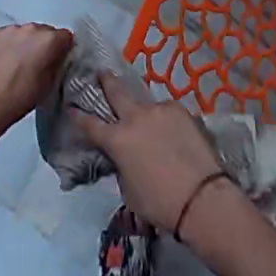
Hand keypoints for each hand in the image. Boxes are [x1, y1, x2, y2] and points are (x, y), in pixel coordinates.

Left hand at [0, 23, 73, 132]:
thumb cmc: (21, 97)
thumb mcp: (49, 84)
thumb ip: (56, 64)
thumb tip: (55, 57)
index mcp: (48, 40)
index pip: (65, 36)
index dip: (63, 49)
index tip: (57, 61)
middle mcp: (30, 28)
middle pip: (45, 31)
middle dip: (45, 44)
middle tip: (37, 64)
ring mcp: (10, 29)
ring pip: (26, 32)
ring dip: (26, 43)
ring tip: (17, 63)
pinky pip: (9, 35)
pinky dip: (10, 43)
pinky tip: (4, 60)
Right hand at [70, 73, 225, 230]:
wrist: (203, 198)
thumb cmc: (161, 204)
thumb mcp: (129, 190)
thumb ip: (122, 166)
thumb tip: (125, 158)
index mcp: (116, 140)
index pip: (90, 124)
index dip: (79, 116)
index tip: (72, 107)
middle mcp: (134, 118)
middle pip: (116, 92)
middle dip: (106, 81)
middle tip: (101, 72)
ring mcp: (159, 110)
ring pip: (145, 104)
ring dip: (143, 109)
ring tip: (149, 118)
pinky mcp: (181, 111)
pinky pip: (167, 111)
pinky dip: (166, 119)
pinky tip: (174, 130)